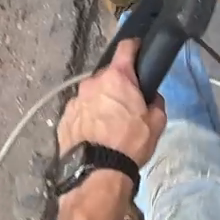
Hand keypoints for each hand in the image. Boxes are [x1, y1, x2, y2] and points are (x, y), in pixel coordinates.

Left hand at [57, 38, 166, 166]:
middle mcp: (92, 83)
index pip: (126, 47)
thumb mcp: (157, 122)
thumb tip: (150, 97)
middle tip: (128, 103)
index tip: (139, 50)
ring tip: (110, 124)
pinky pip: (80, 111)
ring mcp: (75, 100)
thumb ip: (156, 102)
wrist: (97, 173)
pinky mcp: (63, 119)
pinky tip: (96, 135)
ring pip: (93, 94)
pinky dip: (88, 117)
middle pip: (108, 75)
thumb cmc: (129, 143)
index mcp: (117, 77)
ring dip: (101, 102)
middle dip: (118, 84)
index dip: (135, 46)